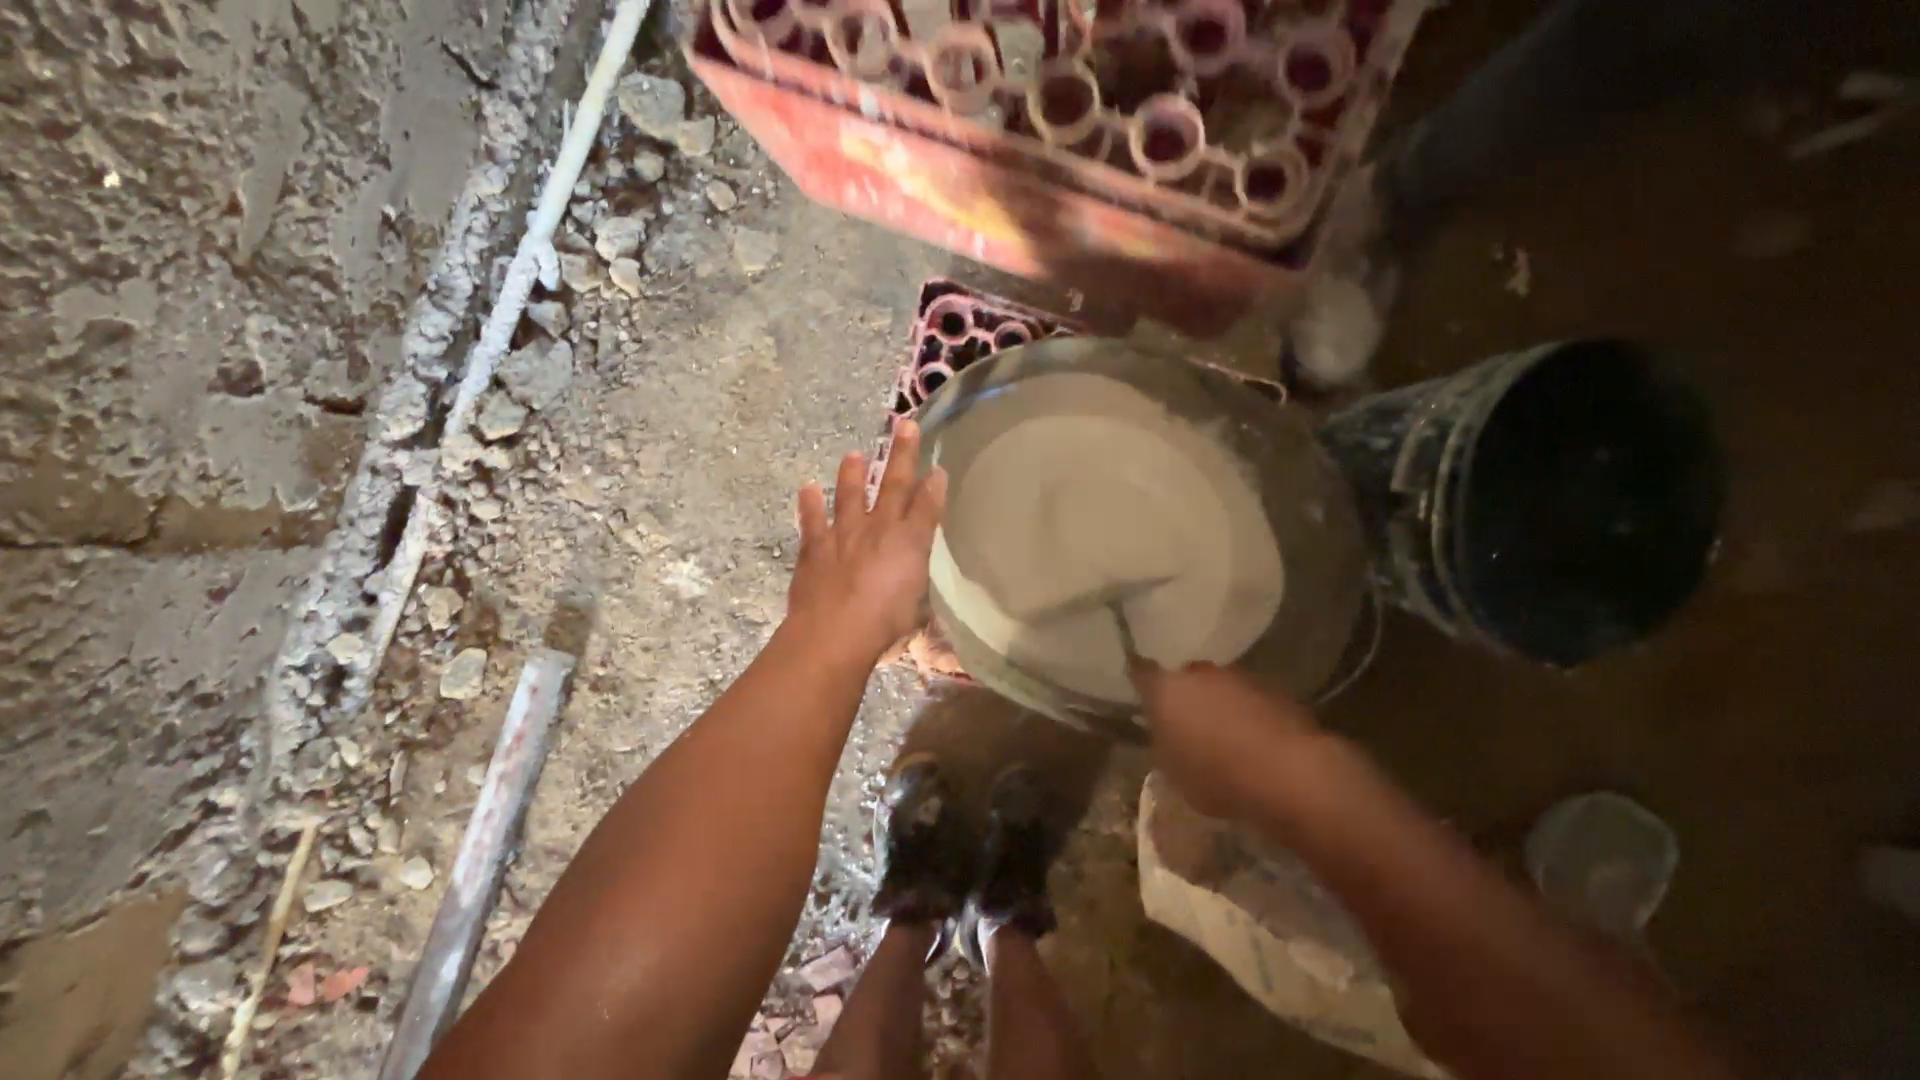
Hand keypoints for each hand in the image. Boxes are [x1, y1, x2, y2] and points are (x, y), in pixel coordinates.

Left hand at [786, 420, 947, 662]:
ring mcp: (844, 533)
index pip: (928, 506)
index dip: (935, 486)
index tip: (938, 468)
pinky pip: (812, 519)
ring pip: (850, 494)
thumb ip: (917, 593)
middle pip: (895, 484)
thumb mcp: (916, 611)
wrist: (834, 632)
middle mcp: (879, 528)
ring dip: (852, 473)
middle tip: (905, 425)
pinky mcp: (815, 546)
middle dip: (902, 453)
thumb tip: (920, 596)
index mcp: (911, 543)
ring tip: (853, 454)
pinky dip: (809, 503)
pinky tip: (807, 488)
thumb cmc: (884, 626)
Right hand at [1130, 662, 1320, 819]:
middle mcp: (1200, 673)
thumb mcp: (1172, 772)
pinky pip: (1250, 698)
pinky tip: (1254, 739)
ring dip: (1218, 703)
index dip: (1138, 677)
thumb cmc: (1217, 776)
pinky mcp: (1274, 689)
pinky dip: (1247, 712)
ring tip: (1224, 734)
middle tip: (1186, 723)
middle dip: (1184, 696)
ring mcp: (1240, 677)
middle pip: (1185, 679)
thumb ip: (1162, 744)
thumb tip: (1164, 732)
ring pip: (1219, 687)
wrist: (1289, 773)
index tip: (1139, 687)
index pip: (1141, 671)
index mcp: (1167, 690)